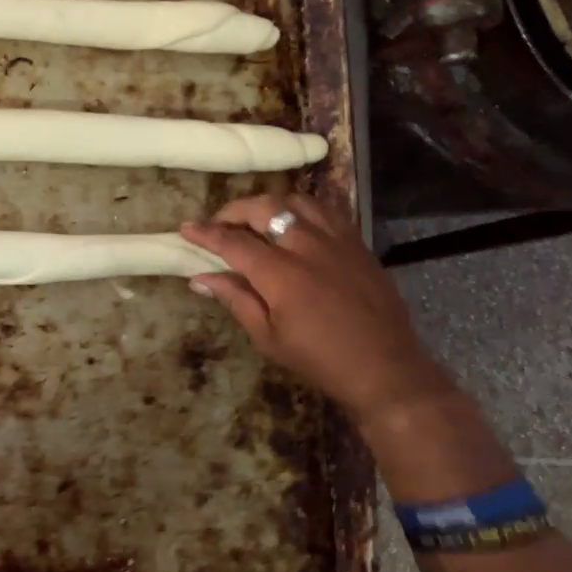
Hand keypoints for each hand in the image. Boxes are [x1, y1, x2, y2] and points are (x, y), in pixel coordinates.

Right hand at [181, 194, 456, 420]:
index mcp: (281, 274)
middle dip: (234, 211)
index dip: (205, 233)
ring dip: (269, 205)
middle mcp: (309, 247)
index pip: (233, 241)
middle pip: (264, 208)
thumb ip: (235, 299)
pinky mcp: (358, 245)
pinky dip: (301, 210)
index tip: (185, 229)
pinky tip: (293, 225)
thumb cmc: (320, 359)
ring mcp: (338, 242)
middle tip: (218, 224)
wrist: (386, 369)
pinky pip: (326, 212)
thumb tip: (200, 277)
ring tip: (255, 220)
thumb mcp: (267, 337)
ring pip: (297, 202)